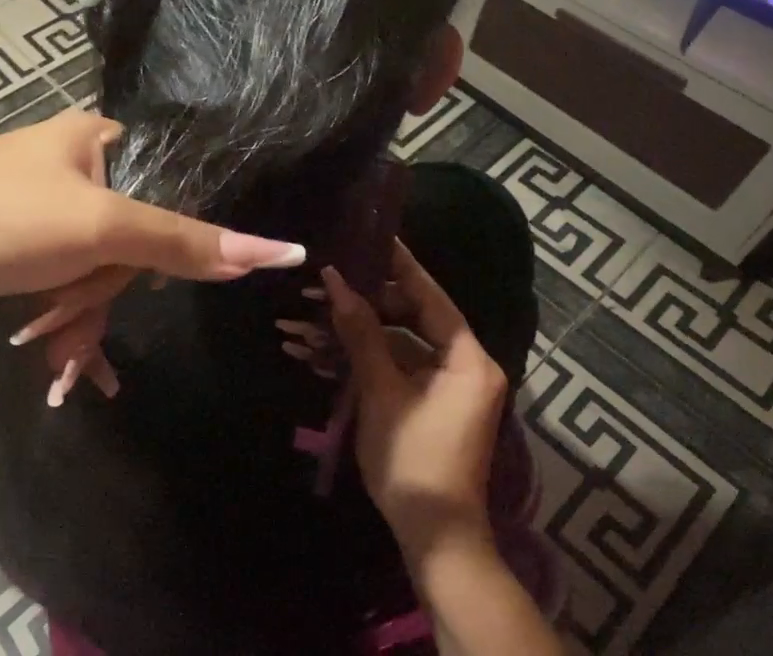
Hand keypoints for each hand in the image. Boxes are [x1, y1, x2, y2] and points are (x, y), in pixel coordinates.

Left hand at [0, 109, 304, 397]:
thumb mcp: (99, 227)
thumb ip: (186, 241)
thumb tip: (279, 252)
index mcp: (91, 136)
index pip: (166, 185)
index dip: (164, 238)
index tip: (140, 274)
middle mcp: (66, 164)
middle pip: (128, 237)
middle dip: (103, 291)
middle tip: (71, 312)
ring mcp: (36, 207)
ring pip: (91, 268)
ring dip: (75, 314)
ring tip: (45, 350)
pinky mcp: (11, 245)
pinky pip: (57, 282)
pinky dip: (54, 317)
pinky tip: (45, 356)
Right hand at [323, 242, 506, 551]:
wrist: (433, 536)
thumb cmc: (412, 459)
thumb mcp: (381, 391)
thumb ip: (361, 333)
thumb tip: (336, 281)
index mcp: (468, 358)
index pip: (431, 296)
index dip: (399, 266)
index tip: (370, 237)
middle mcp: (465, 366)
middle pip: (411, 317)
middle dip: (363, 303)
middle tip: (322, 284)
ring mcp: (447, 387)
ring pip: (396, 344)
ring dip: (353, 335)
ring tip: (304, 321)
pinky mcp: (428, 405)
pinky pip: (395, 369)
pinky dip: (362, 362)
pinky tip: (317, 354)